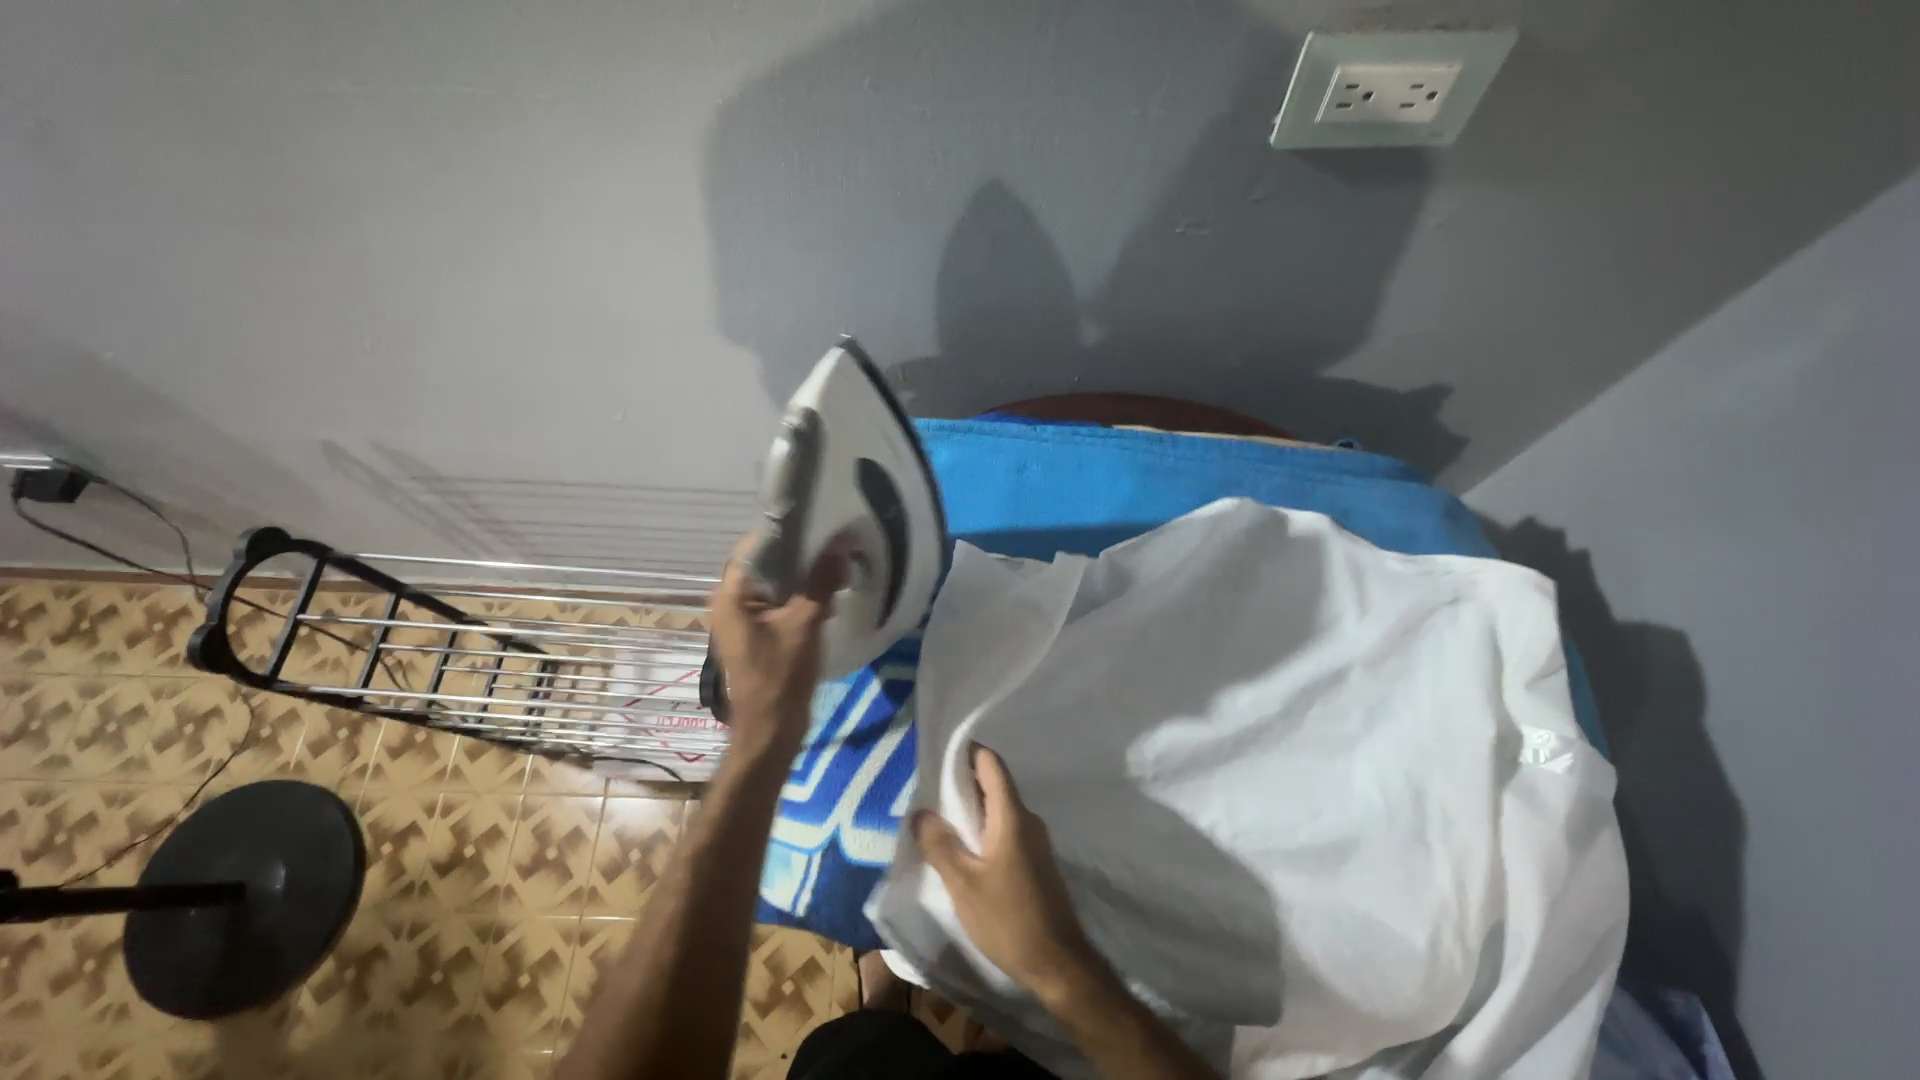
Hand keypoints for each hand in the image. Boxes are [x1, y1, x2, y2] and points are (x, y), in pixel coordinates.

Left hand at [708, 534, 844, 757]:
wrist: (771, 731)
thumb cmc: (779, 677)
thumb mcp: (804, 625)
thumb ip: (821, 583)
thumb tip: (841, 544)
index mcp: (731, 595)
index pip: (755, 547)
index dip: (787, 533)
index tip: (819, 523)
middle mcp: (731, 602)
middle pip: (766, 564)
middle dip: (800, 554)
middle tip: (834, 543)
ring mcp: (744, 620)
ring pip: (776, 584)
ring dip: (804, 577)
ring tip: (836, 565)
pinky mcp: (759, 635)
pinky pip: (780, 604)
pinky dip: (801, 597)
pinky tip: (829, 594)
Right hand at [911, 745, 1100, 1002]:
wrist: (1058, 963)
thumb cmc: (1009, 918)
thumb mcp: (964, 883)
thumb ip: (940, 844)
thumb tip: (921, 812)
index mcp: (1013, 816)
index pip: (991, 764)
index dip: (966, 753)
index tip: (938, 756)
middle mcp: (1028, 821)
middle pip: (994, 785)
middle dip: (962, 783)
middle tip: (927, 791)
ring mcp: (1035, 843)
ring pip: (999, 811)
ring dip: (971, 810)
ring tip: (937, 820)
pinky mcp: (1035, 863)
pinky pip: (1006, 831)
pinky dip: (983, 830)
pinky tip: (962, 850)